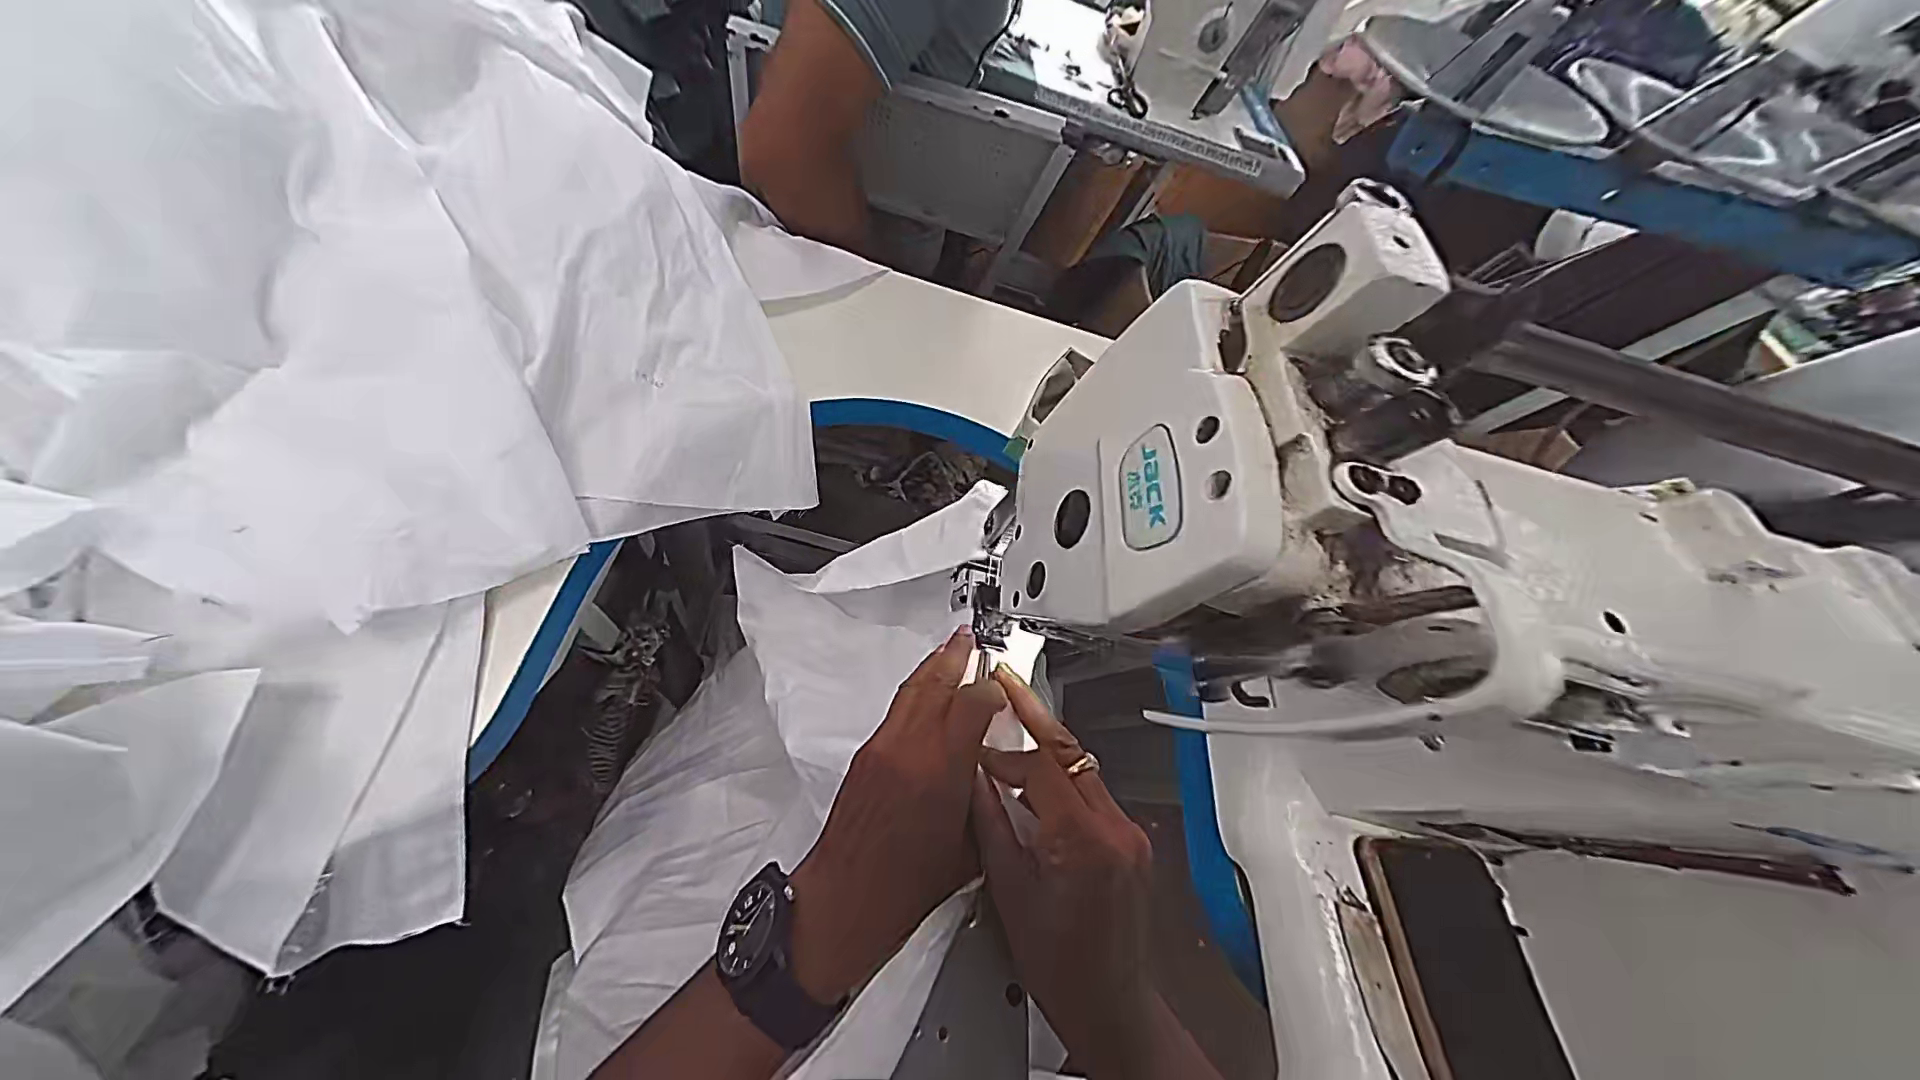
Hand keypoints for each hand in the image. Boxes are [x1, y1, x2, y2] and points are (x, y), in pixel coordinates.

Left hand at [787, 627, 1006, 1002]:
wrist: (848, 895)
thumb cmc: (905, 885)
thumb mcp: (970, 844)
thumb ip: (985, 796)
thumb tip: (991, 768)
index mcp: (942, 770)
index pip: (973, 703)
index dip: (990, 688)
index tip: (999, 683)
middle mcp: (911, 749)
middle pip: (937, 683)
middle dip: (956, 657)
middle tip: (969, 640)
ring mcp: (884, 748)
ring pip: (913, 690)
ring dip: (932, 666)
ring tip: (947, 651)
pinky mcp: (867, 754)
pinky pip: (896, 707)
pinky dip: (914, 689)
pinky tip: (923, 689)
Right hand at [970, 664, 1161, 1076]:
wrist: (1110, 1003)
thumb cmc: (1060, 965)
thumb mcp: (1009, 891)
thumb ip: (991, 824)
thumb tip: (973, 780)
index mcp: (1081, 841)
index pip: (1040, 767)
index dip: (1005, 751)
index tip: (978, 749)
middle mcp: (1114, 829)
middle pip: (1068, 753)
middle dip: (1034, 714)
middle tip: (1006, 681)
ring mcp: (1128, 832)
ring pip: (1082, 767)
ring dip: (1047, 745)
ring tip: (1016, 718)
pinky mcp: (1131, 839)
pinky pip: (1093, 790)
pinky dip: (1062, 775)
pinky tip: (1038, 774)